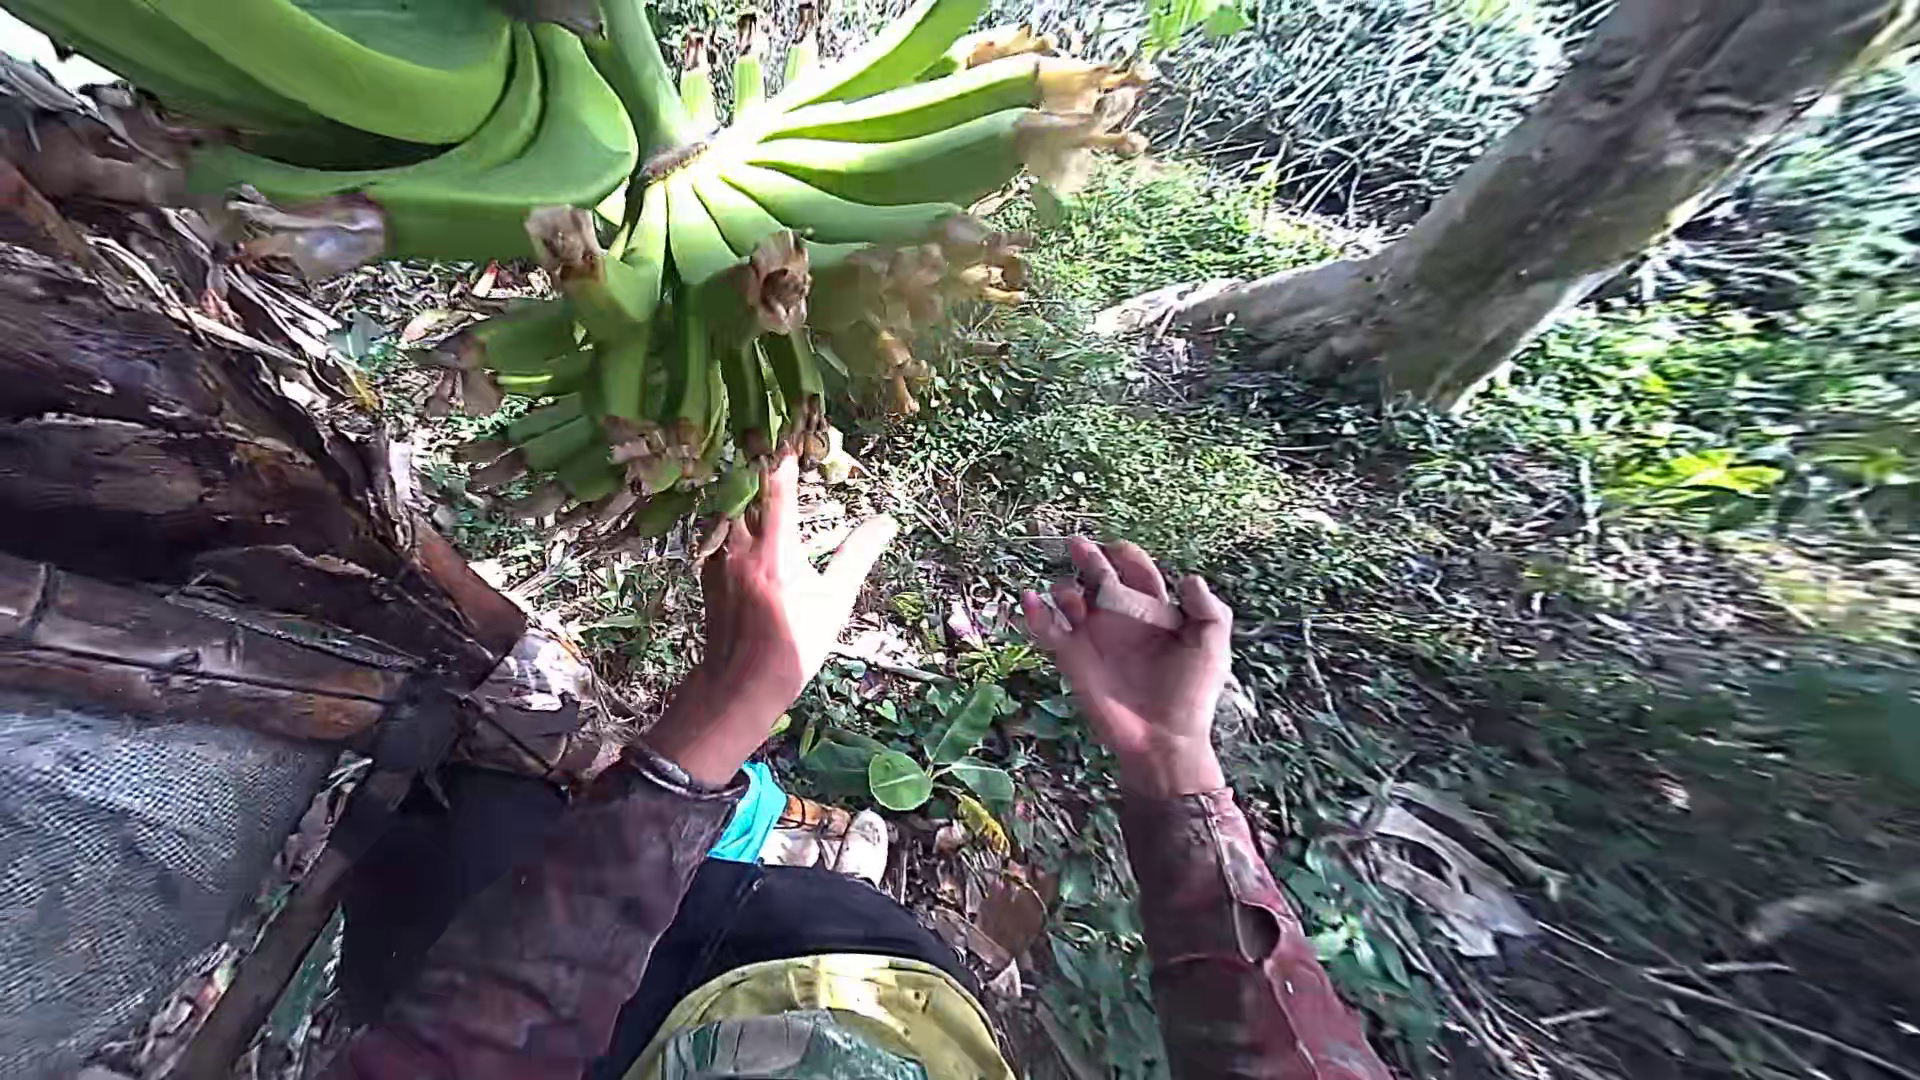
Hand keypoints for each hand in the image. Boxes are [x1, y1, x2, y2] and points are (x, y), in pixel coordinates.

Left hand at [644, 452, 896, 786]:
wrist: (740, 683)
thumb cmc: (796, 643)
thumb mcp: (835, 601)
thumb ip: (858, 556)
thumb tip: (887, 523)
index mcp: (775, 552)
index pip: (777, 489)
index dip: (783, 457)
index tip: (789, 431)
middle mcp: (740, 547)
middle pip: (743, 488)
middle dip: (757, 462)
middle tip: (772, 441)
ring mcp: (718, 558)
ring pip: (726, 506)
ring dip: (743, 486)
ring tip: (759, 469)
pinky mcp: (709, 570)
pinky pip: (718, 529)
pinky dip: (733, 513)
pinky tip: (745, 514)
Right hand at [1021, 538, 1231, 798]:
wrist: (1163, 738)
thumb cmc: (1190, 693)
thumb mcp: (1211, 648)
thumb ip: (1209, 610)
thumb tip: (1190, 578)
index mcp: (1152, 611)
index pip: (1136, 572)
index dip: (1127, 556)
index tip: (1117, 547)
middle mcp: (1119, 617)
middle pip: (1097, 575)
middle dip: (1087, 556)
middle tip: (1077, 544)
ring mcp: (1092, 635)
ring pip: (1068, 596)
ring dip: (1065, 589)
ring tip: (1073, 600)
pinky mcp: (1070, 655)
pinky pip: (1046, 628)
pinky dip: (1033, 613)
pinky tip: (1029, 599)